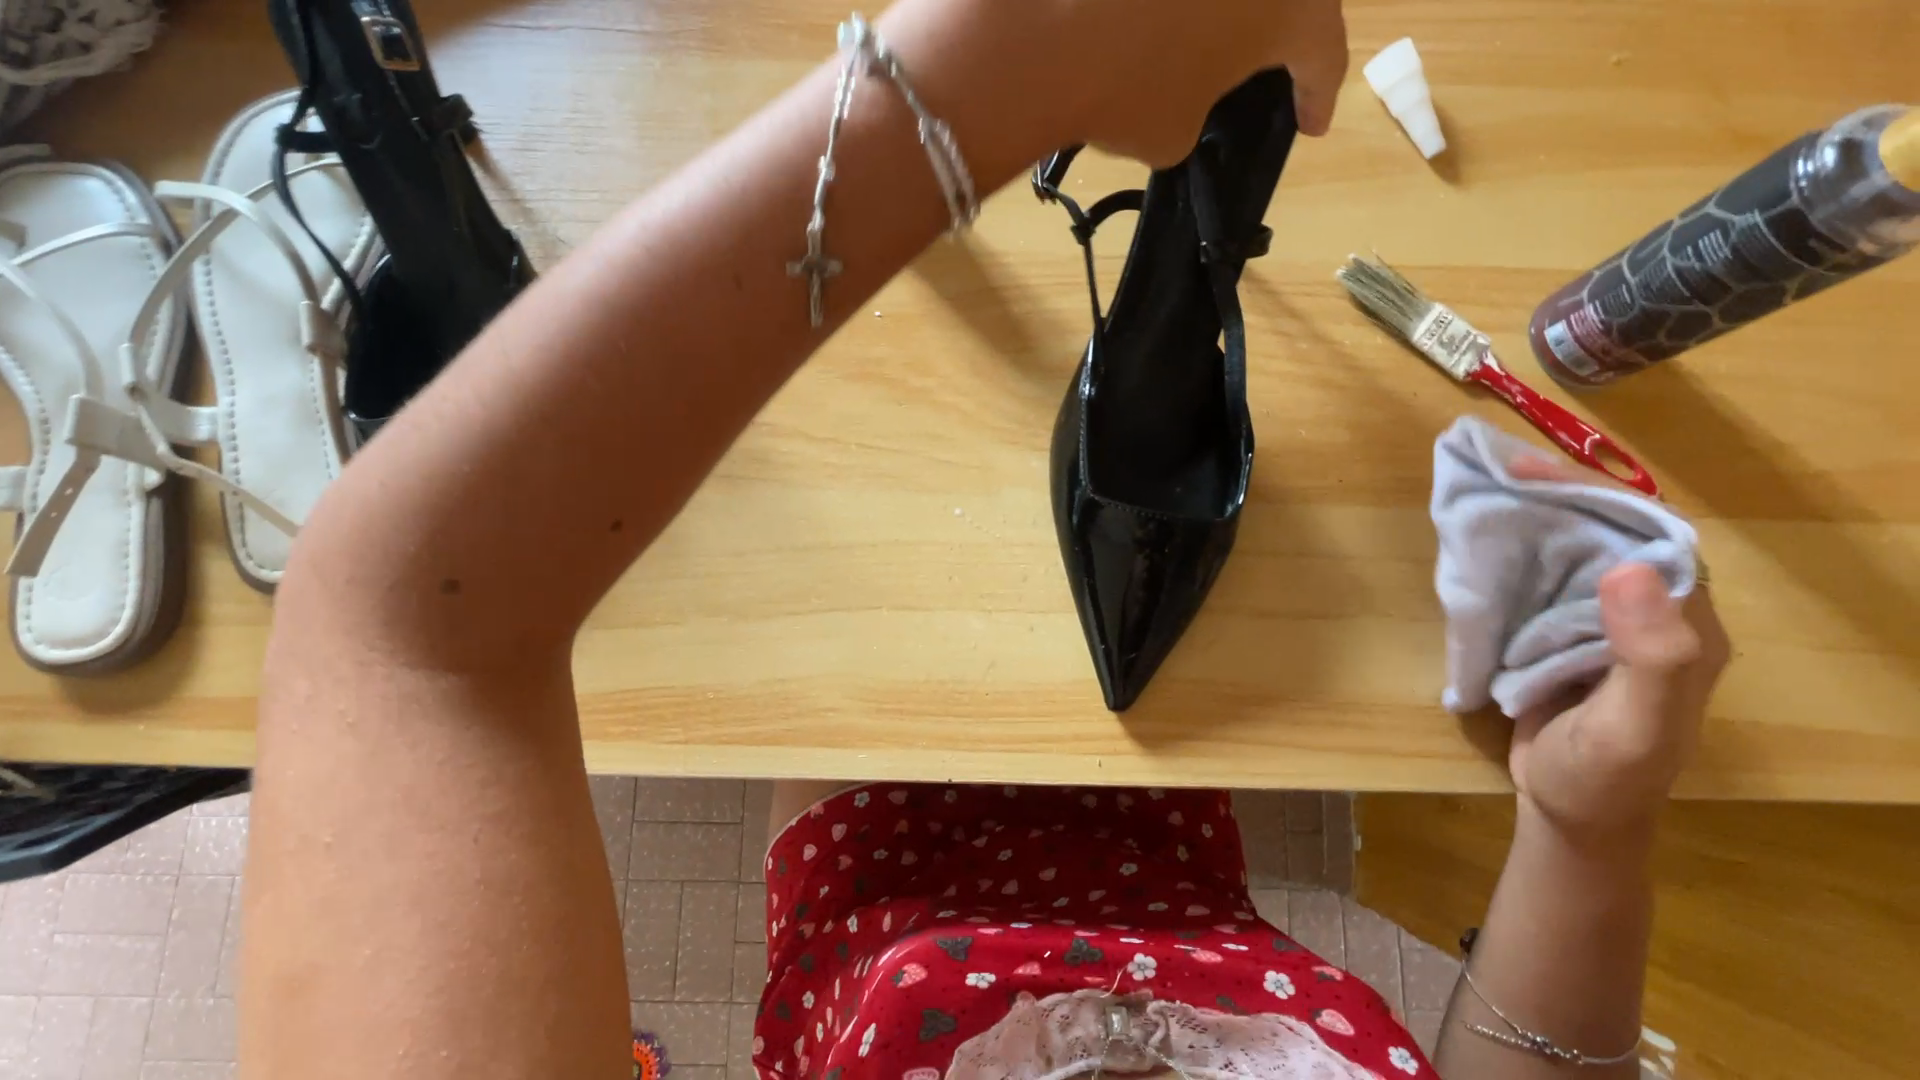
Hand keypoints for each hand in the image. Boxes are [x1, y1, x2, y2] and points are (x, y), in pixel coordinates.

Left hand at [882, 0, 1348, 168]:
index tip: (1309, 123)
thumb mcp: (1170, 133)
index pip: (1322, 53)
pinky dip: (1156, 6)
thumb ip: (1196, 111)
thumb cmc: (1121, 92)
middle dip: (1269, 34)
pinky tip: (1137, 18)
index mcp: (1291, 3)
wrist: (1037, 29)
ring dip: (1213, 11)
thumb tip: (1179, 96)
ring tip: (1187, 40)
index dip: (1317, 94)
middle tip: (1255, 69)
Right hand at [1504, 458, 1730, 845]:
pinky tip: (1485, 544)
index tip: (1532, 474)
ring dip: (1537, 518)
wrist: (1570, 814)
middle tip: (1498, 475)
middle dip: (1560, 496)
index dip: (1598, 495)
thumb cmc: (1601, 776)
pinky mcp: (1571, 634)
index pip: (1653, 534)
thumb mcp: (1632, 728)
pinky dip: (1519, 553)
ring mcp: (1610, 622)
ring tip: (1486, 495)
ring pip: (1582, 551)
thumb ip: (1651, 657)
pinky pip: (1551, 579)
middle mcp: (1655, 612)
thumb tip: (1631, 567)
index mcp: (1688, 625)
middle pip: (1615, 532)